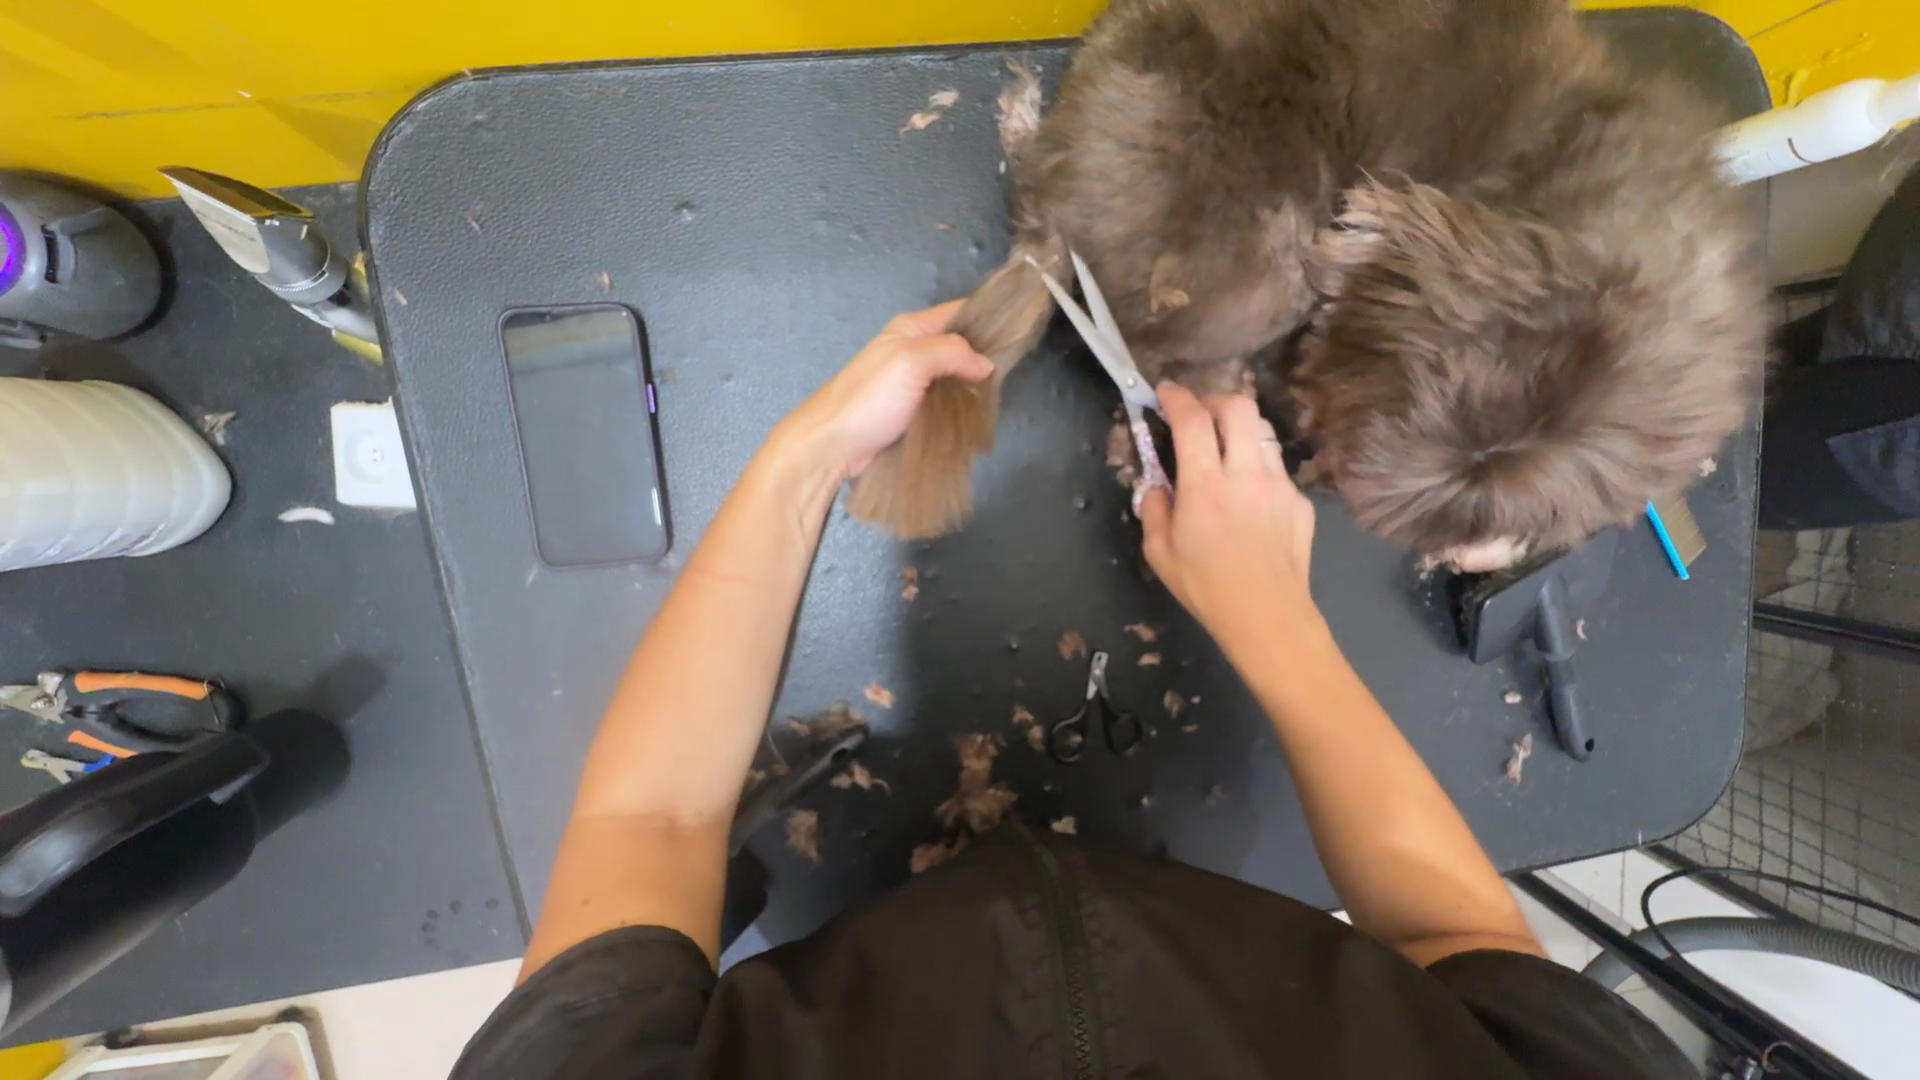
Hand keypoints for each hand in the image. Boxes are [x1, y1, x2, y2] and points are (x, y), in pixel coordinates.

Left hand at [777, 300, 994, 481]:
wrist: (831, 445)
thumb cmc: (869, 398)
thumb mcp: (911, 361)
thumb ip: (952, 353)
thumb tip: (986, 364)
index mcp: (911, 329)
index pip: (959, 312)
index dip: (988, 318)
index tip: (1018, 333)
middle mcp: (913, 351)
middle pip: (960, 347)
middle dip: (984, 358)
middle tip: (1010, 375)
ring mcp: (911, 383)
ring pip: (954, 378)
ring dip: (973, 388)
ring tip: (995, 399)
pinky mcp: (911, 412)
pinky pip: (944, 403)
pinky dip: (960, 408)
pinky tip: (974, 418)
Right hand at [1138, 383, 1320, 653]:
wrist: (1267, 616)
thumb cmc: (1206, 587)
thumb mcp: (1159, 553)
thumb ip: (1154, 509)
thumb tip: (1158, 486)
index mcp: (1205, 487)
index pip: (1193, 420)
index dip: (1176, 397)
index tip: (1165, 392)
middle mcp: (1246, 475)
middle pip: (1239, 407)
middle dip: (1214, 401)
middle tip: (1199, 416)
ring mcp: (1279, 485)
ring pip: (1263, 432)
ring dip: (1239, 431)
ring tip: (1224, 452)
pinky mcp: (1300, 501)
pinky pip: (1276, 469)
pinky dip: (1256, 468)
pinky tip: (1248, 499)